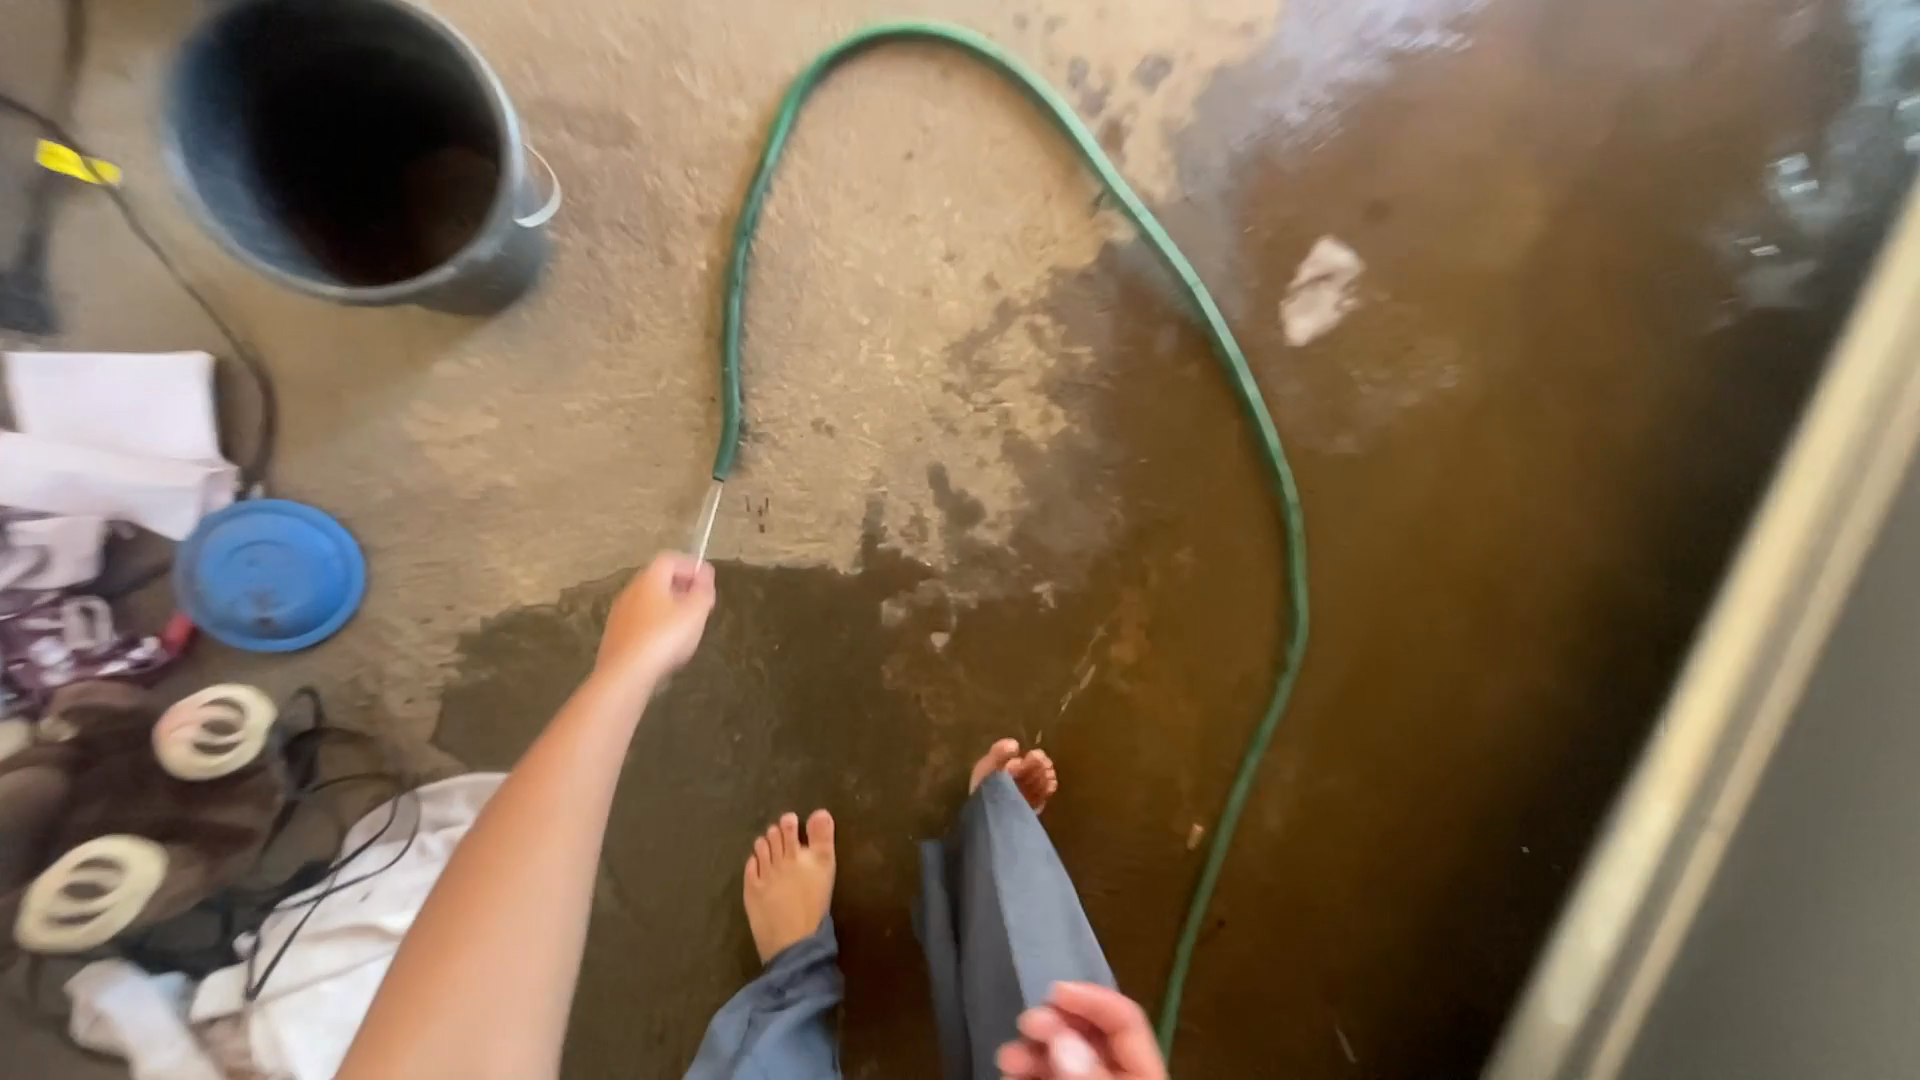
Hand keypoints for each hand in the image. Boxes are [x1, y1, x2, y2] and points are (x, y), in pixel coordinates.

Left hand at [594, 552, 715, 688]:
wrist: (625, 674)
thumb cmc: (665, 637)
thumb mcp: (696, 612)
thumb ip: (703, 591)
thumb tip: (704, 576)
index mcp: (650, 579)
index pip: (670, 559)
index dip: (691, 565)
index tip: (707, 580)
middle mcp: (630, 591)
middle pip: (657, 579)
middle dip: (680, 586)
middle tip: (699, 602)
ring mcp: (619, 614)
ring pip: (648, 601)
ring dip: (668, 606)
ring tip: (685, 624)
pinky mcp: (615, 635)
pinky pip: (640, 621)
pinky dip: (656, 624)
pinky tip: (666, 643)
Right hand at [996, 983, 1166, 1079]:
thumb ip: (1091, 1075)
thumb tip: (1062, 1038)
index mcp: (1144, 1071)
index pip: (1125, 1018)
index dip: (1092, 998)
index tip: (1053, 990)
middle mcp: (1119, 1072)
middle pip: (1087, 1034)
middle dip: (1052, 1024)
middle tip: (1026, 1023)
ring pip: (1062, 1056)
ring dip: (1032, 1049)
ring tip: (1008, 1056)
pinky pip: (1048, 1076)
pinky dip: (1029, 1069)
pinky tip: (1011, 1071)